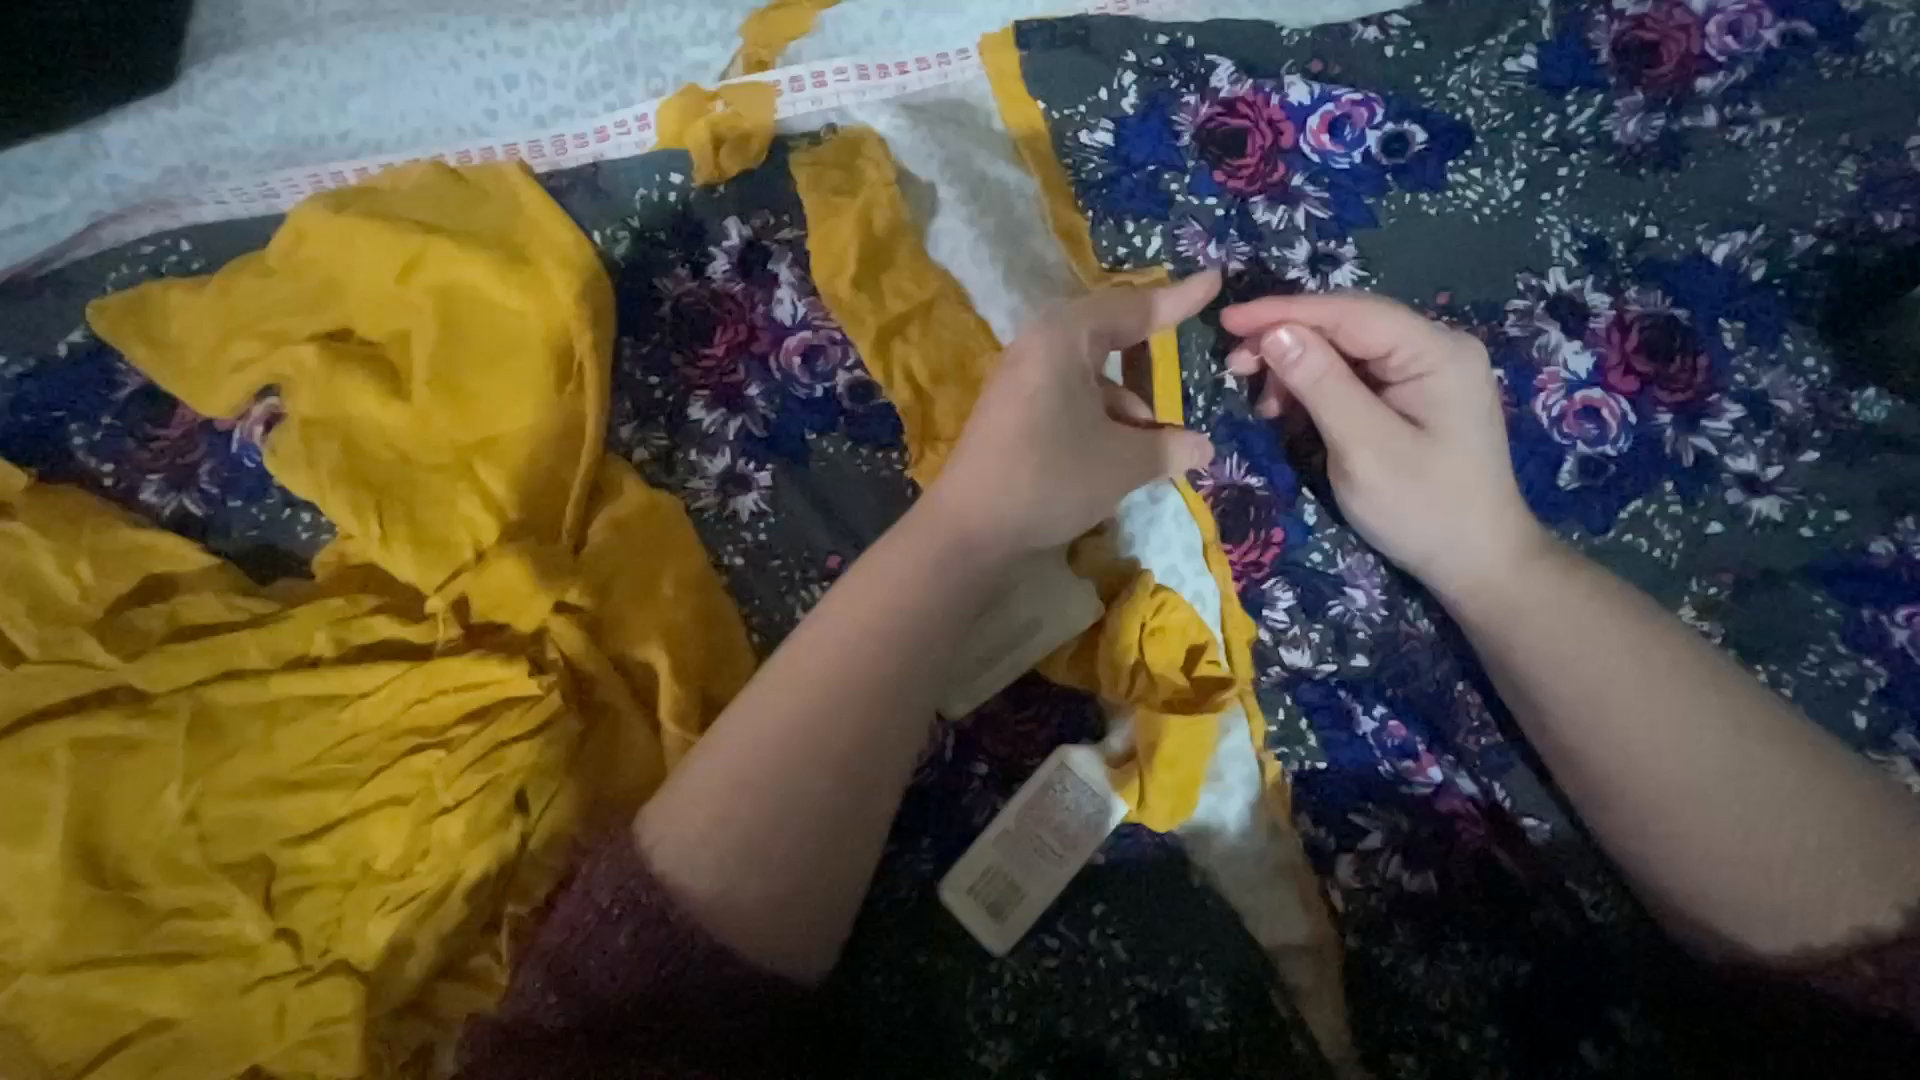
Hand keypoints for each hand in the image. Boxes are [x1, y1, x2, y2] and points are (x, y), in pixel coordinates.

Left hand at [926, 272, 1221, 555]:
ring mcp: (1019, 381)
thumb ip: (1169, 447)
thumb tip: (1204, 447)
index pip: (1132, 308)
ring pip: (1089, 377)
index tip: (1214, 281)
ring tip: (1154, 445)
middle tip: (1186, 367)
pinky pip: (1067, 399)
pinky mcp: (1010, 412)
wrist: (970, 529)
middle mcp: (1037, 347)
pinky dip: (1097, 419)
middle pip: (1108, 339)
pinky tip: (1115, 457)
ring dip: (1125, 404)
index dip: (1177, 299)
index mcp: (1063, 338)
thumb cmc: (1051, 479)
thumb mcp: (1123, 463)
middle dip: (1149, 360)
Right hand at [1221, 291, 1549, 595]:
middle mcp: (1434, 348)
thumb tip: (1274, 334)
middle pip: (1346, 326)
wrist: (1474, 560)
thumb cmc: (1422, 507)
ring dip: (1295, 368)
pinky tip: (1289, 410)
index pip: (1349, 313)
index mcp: (1435, 351)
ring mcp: (1424, 372)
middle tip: (1233, 367)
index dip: (1283, 312)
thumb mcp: (1363, 447)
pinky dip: (1313, 388)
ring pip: (1345, 351)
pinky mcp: (1410, 396)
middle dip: (1285, 340)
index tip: (1227, 319)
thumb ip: (1320, 385)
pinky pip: (1353, 376)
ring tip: (1263, 404)